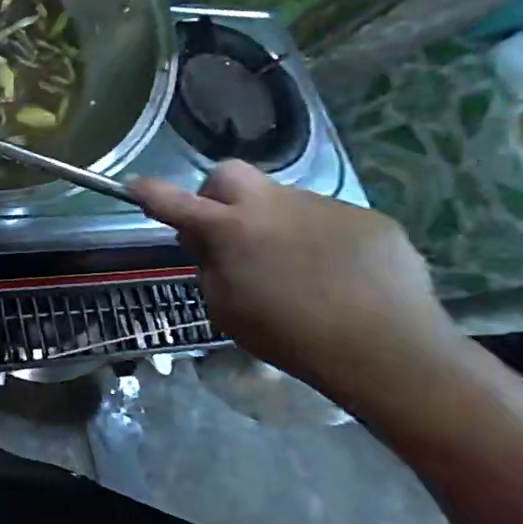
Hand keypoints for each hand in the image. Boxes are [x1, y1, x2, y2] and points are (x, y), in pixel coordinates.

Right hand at [126, 160, 459, 392]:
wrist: (387, 350)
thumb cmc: (290, 337)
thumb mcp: (225, 309)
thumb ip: (210, 267)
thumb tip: (212, 245)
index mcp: (231, 230)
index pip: (174, 202)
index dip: (150, 193)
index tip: (135, 186)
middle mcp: (274, 205)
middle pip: (229, 173)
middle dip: (217, 194)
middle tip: (227, 230)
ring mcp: (325, 206)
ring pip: (283, 202)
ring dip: (275, 225)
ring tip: (298, 270)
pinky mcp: (368, 218)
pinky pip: (328, 221)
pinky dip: (321, 241)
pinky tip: (337, 276)